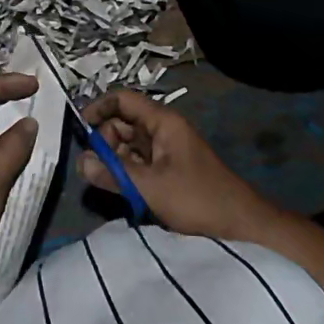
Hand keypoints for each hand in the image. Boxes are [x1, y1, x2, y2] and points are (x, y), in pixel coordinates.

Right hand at [79, 89, 282, 241]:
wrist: (242, 224)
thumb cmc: (197, 198)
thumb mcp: (150, 187)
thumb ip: (113, 174)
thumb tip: (80, 163)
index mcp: (163, 121)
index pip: (123, 99)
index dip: (99, 108)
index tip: (80, 129)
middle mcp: (164, 129)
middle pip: (123, 121)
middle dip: (105, 140)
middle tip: (96, 166)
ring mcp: (168, 149)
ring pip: (130, 143)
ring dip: (115, 159)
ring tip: (107, 181)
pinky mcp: (170, 168)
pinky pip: (140, 161)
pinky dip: (128, 171)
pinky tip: (122, 188)